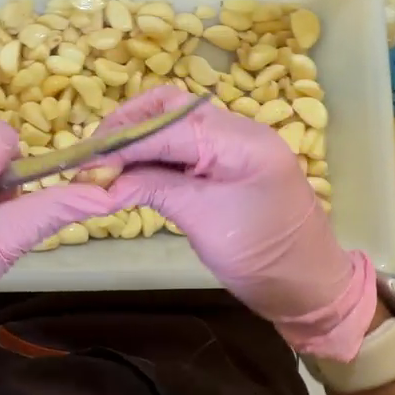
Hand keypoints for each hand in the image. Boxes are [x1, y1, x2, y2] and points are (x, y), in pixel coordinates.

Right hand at [95, 86, 376, 360]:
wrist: (311, 288)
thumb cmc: (261, 257)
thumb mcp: (201, 221)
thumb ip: (151, 189)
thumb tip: (99, 181)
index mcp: (240, 141)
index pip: (166, 127)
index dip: (122, 142)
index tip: (84, 161)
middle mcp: (238, 129)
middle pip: (169, 106)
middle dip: (127, 126)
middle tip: (94, 156)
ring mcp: (235, 142)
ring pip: (173, 119)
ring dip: (137, 136)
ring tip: (106, 163)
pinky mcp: (228, 158)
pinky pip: (183, 140)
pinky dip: (153, 149)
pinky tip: (130, 169)